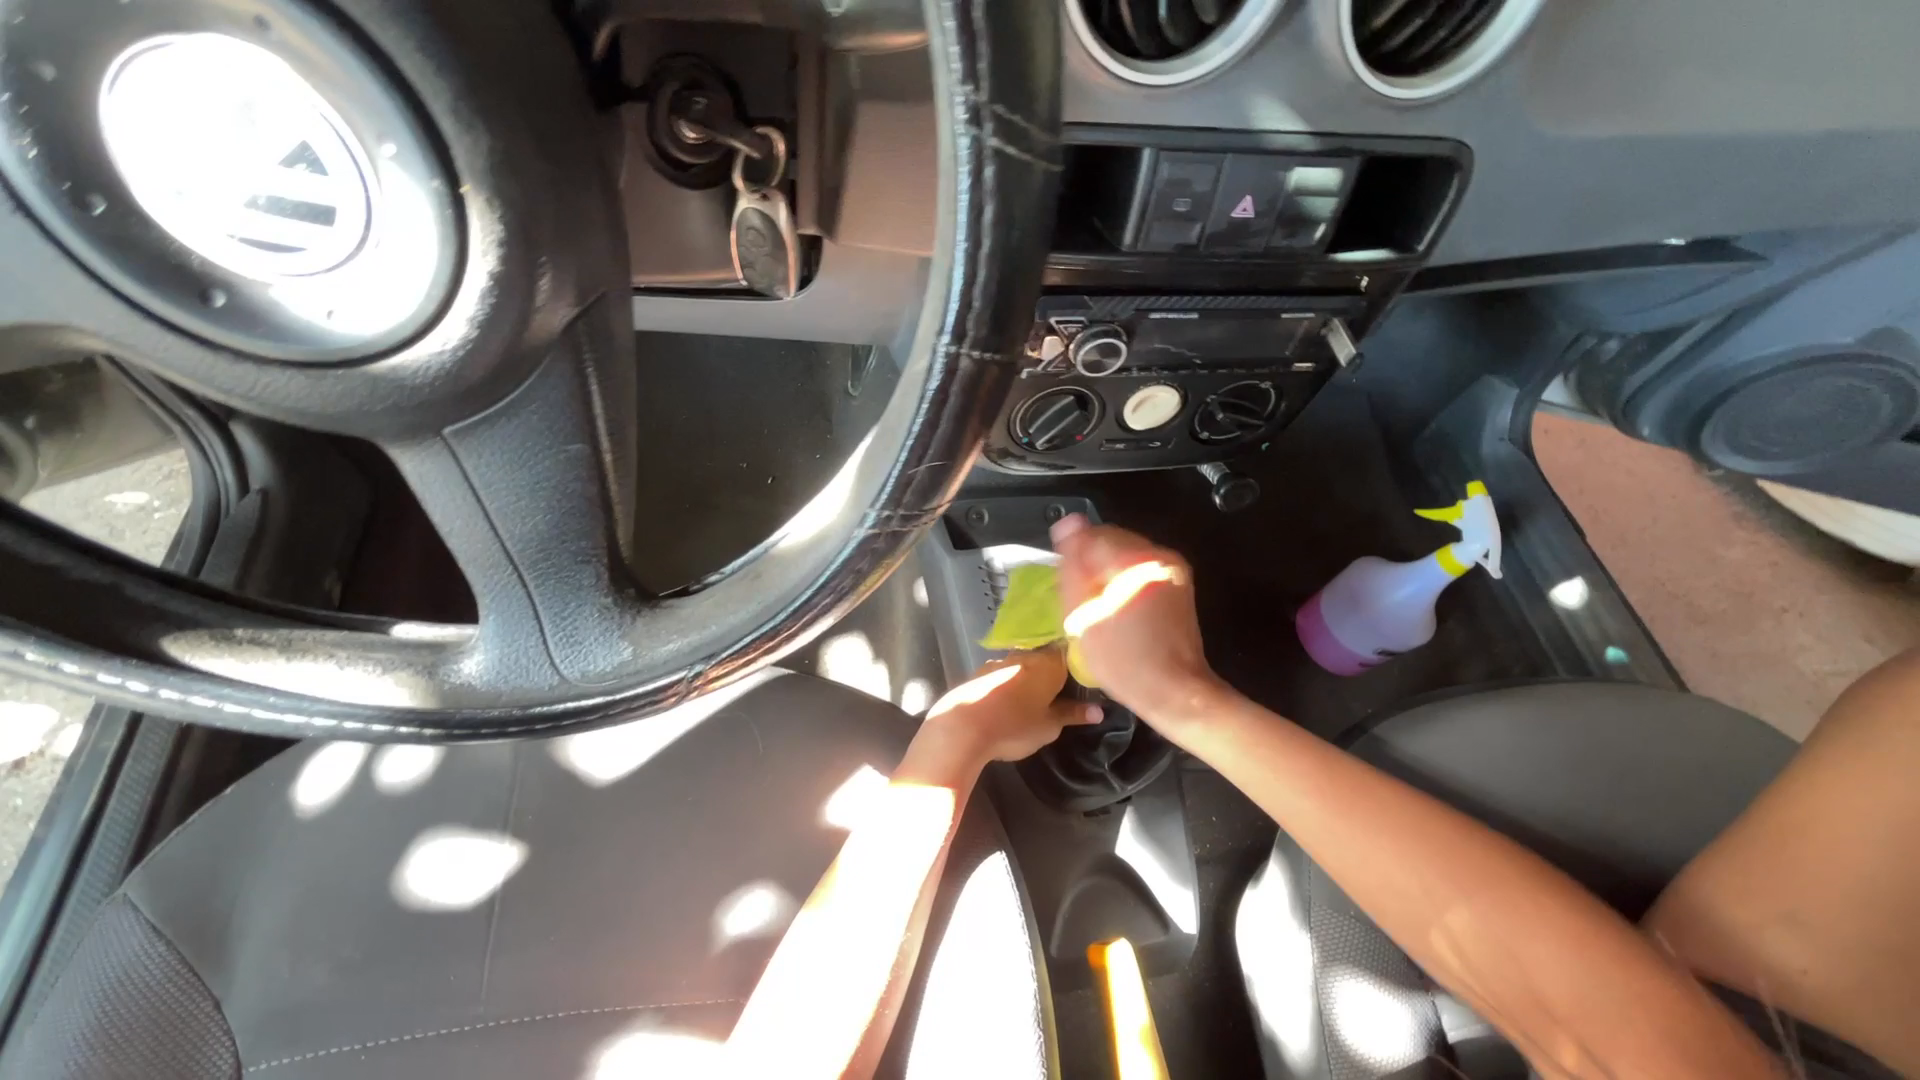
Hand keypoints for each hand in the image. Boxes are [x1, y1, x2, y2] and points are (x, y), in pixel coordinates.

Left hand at [922, 649, 1100, 763]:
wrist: (962, 727)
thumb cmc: (1014, 726)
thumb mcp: (1049, 726)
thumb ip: (1073, 714)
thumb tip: (1098, 711)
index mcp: (1049, 663)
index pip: (1071, 654)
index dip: (1079, 665)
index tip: (1084, 680)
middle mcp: (1025, 655)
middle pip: (1046, 656)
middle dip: (1054, 670)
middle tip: (1062, 691)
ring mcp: (1000, 661)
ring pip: (1023, 663)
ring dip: (1030, 676)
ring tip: (1035, 696)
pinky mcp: (980, 671)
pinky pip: (1003, 672)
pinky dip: (1010, 681)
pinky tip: (1008, 698)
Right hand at [1050, 514, 1221, 719]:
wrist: (1175, 690)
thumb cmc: (1123, 660)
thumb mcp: (1083, 615)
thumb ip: (1073, 564)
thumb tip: (1068, 523)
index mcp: (1133, 558)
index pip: (1090, 535)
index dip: (1073, 559)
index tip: (1069, 586)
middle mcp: (1157, 553)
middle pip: (1111, 541)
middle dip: (1092, 563)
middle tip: (1082, 598)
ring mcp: (1173, 567)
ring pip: (1126, 555)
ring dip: (1109, 572)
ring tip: (1101, 606)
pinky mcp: (1179, 583)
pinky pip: (1142, 569)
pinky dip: (1126, 581)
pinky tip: (1121, 609)